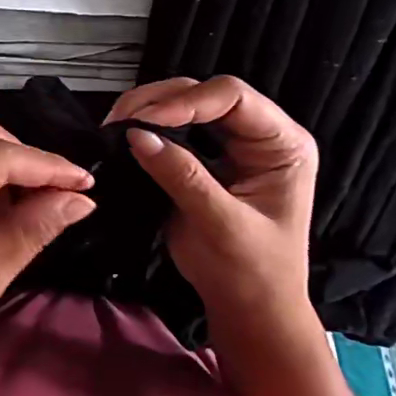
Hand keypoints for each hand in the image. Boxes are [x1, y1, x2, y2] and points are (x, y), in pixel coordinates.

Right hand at [108, 76, 317, 327]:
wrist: (246, 303)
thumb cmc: (251, 270)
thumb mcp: (221, 223)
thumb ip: (182, 176)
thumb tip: (136, 135)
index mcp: (282, 144)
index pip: (233, 97)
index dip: (186, 102)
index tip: (143, 122)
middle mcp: (256, 135)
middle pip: (202, 92)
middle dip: (156, 101)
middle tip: (117, 121)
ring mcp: (226, 144)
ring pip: (179, 102)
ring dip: (142, 109)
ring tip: (113, 127)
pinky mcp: (198, 156)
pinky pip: (166, 126)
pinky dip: (140, 125)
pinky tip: (120, 135)